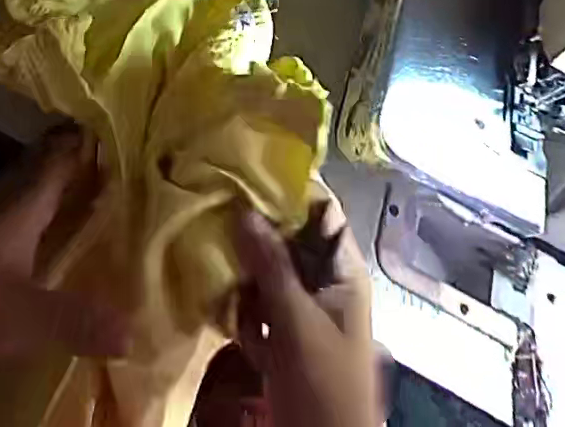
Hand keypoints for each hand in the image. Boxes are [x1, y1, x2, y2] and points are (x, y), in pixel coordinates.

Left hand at [0, 129, 130, 370]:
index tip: (121, 125)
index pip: (63, 159)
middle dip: (76, 157)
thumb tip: (136, 331)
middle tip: (112, 152)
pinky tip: (41, 228)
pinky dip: (36, 207)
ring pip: (27, 188)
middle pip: (45, 167)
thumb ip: (75, 321)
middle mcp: (3, 203)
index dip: (90, 141)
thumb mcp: (18, 320)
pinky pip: (12, 210)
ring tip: (87, 183)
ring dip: (56, 181)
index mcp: (23, 206)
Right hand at [232, 197, 382, 426]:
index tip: (250, 177)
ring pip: (271, 273)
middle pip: (291, 240)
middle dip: (259, 235)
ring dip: (247, 278)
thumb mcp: (295, 321)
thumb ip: (271, 264)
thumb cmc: (322, 386)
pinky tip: (233, 323)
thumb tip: (244, 209)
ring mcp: (304, 311)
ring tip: (225, 279)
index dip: (292, 193)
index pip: (322, 213)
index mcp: (343, 270)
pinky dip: (245, 311)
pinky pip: (260, 306)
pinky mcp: (283, 338)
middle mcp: (325, 282)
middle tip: (222, 221)